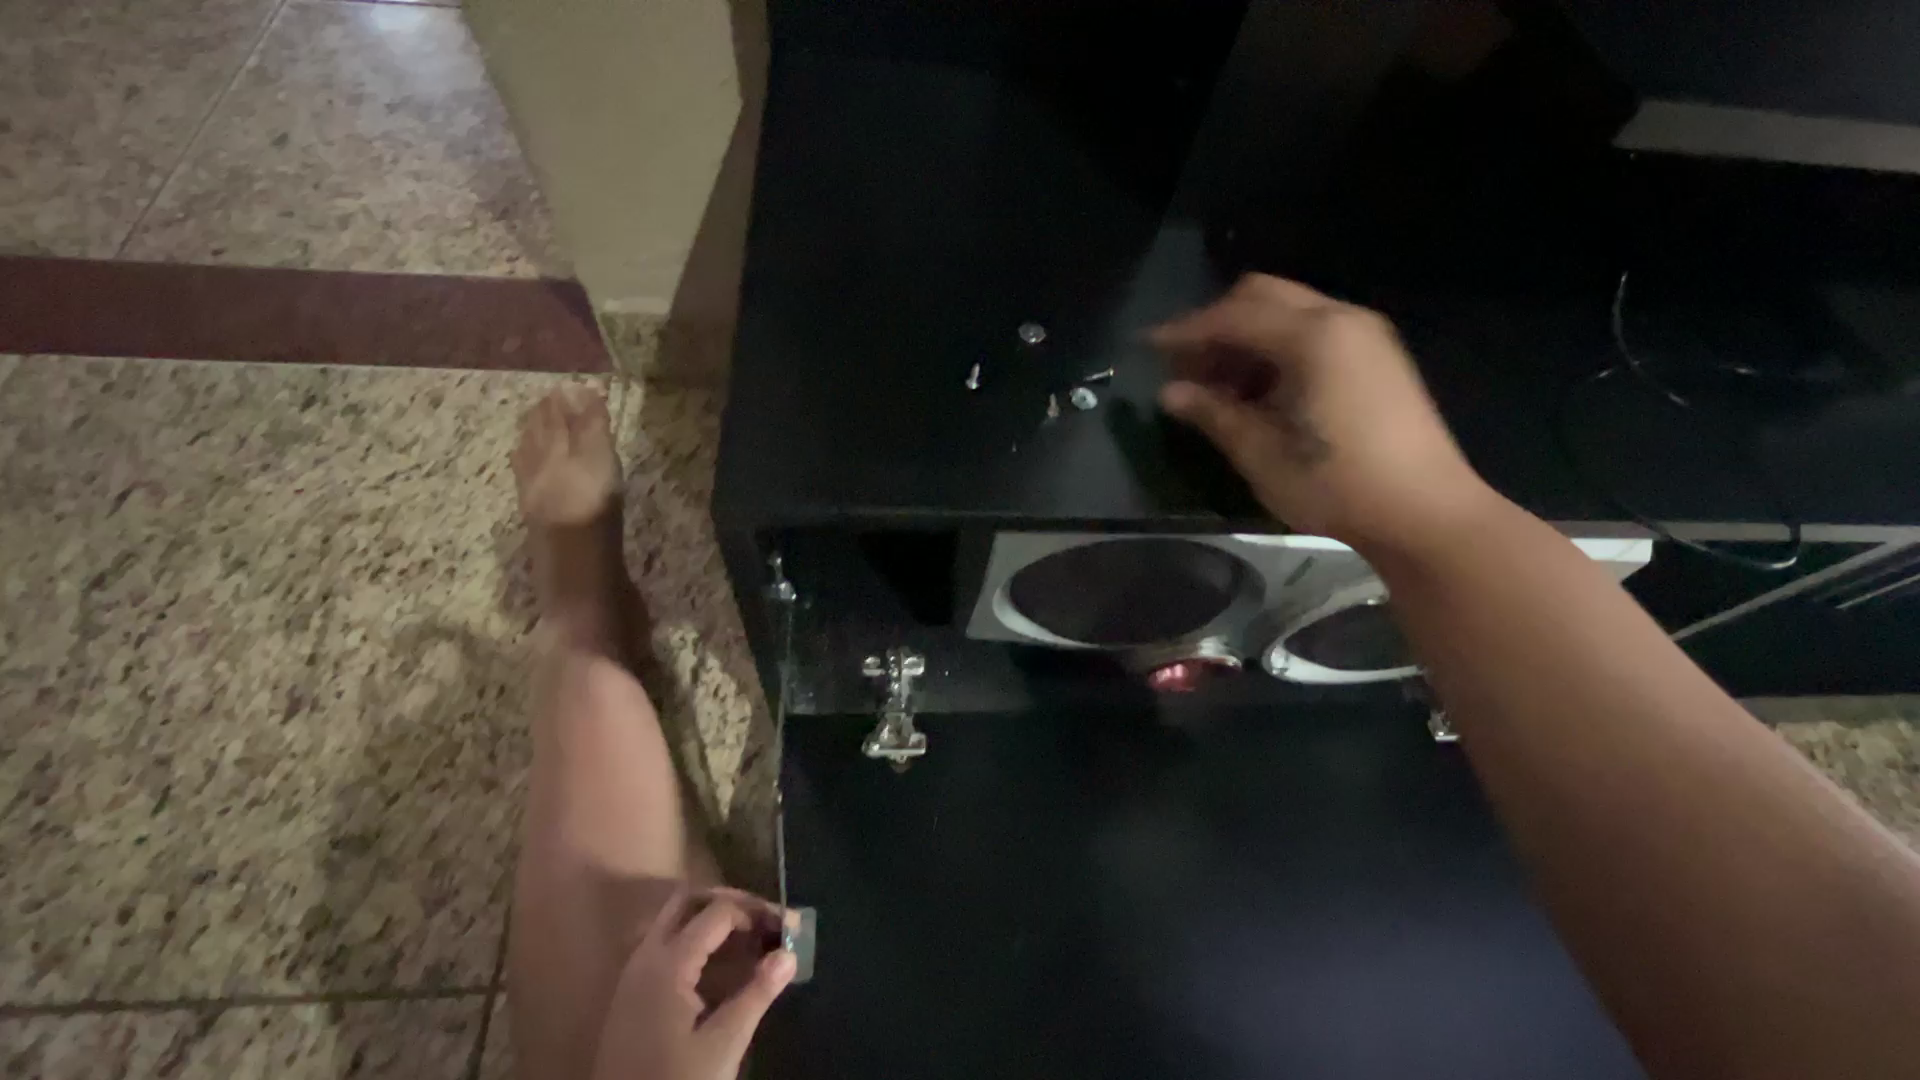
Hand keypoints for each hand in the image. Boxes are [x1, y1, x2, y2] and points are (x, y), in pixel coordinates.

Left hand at [590, 889, 797, 1079]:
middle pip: (689, 901)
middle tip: (765, 922)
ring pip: (674, 920)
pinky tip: (720, 963)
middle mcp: (646, 957)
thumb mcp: (723, 1045)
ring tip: (750, 938)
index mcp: (668, 964)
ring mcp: (634, 975)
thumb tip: (789, 954)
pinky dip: (696, 938)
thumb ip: (756, 993)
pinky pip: (665, 944)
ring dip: (712, 919)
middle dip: (731, 903)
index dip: (756, 913)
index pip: (718, 912)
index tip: (788, 929)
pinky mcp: (631, 995)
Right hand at [1154, 274, 1495, 551]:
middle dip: (1216, 325)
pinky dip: (1276, 349)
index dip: (1185, 331)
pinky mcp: (1375, 357)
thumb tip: (1169, 393)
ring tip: (1217, 387)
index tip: (1147, 347)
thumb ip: (1213, 414)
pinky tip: (1259, 392)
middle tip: (1185, 367)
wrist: (1425, 513)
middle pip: (1261, 296)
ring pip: (1288, 312)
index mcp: (1313, 337)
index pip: (1233, 316)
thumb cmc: (1335, 485)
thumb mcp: (1262, 454)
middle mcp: (1341, 320)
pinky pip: (1312, 332)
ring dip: (1245, 338)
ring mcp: (1364, 336)